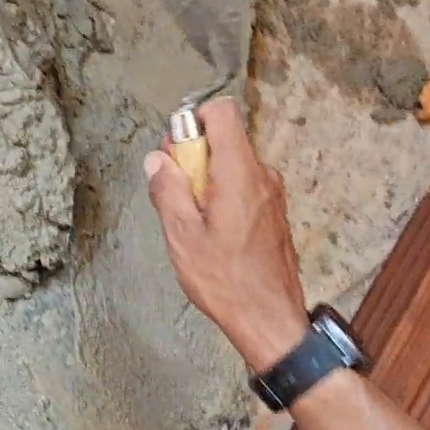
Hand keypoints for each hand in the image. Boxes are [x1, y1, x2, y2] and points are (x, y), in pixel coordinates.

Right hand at [146, 96, 309, 372]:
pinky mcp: (274, 214)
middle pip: (223, 141)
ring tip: (194, 227)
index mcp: (238, 172)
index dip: (191, 124)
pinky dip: (223, 201)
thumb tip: (156, 161)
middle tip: (177, 200)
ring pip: (231, 168)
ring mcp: (272, 194)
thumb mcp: (182, 236)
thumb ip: (168, 191)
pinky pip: (243, 190)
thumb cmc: (226, 281)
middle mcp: (261, 175)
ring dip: (206, 185)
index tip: (175, 157)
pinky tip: (213, 237)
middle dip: (193, 161)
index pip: (220, 113)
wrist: (268, 317)